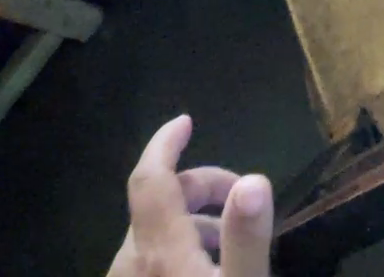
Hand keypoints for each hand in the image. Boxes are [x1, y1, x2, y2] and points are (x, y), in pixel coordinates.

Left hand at [107, 115, 273, 276]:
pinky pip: (149, 260)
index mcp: (157, 251)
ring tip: (231, 241)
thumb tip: (253, 180)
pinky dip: (178, 247)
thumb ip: (245, 237)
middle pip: (159, 202)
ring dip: (194, 221)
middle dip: (203, 188)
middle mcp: (129, 262)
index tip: (186, 121)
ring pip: (155, 232)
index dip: (165, 143)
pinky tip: (208, 267)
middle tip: (243, 201)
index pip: (150, 178)